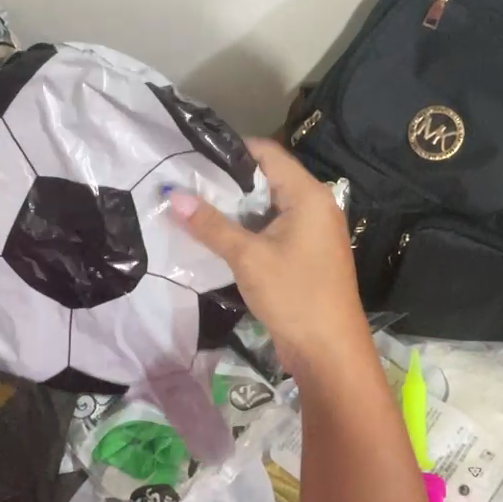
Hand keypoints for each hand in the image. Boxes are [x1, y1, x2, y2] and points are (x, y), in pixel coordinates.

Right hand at [169, 138, 371, 377]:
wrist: (330, 351)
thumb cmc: (294, 295)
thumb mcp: (248, 257)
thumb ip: (210, 225)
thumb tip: (172, 195)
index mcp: (308, 195)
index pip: (267, 153)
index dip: (230, 150)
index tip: (191, 156)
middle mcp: (315, 205)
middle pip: (266, 178)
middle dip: (227, 182)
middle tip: (184, 183)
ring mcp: (312, 231)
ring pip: (267, 207)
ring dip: (234, 209)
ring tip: (192, 207)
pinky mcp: (306, 254)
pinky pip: (273, 230)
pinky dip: (248, 230)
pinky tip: (217, 237)